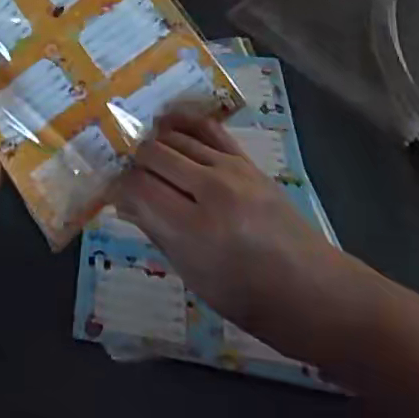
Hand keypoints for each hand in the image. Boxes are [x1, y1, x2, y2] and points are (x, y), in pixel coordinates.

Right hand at [111, 114, 343, 333]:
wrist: (307, 287)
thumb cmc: (245, 296)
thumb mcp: (192, 273)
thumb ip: (154, 229)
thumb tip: (121, 199)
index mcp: (194, 229)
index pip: (139, 187)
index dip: (118, 185)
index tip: (110, 189)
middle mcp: (210, 190)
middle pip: (154, 154)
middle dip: (134, 162)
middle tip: (127, 175)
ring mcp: (231, 169)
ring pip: (176, 138)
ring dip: (154, 144)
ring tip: (143, 154)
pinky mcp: (246, 160)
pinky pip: (207, 129)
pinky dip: (183, 122)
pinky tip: (166, 122)